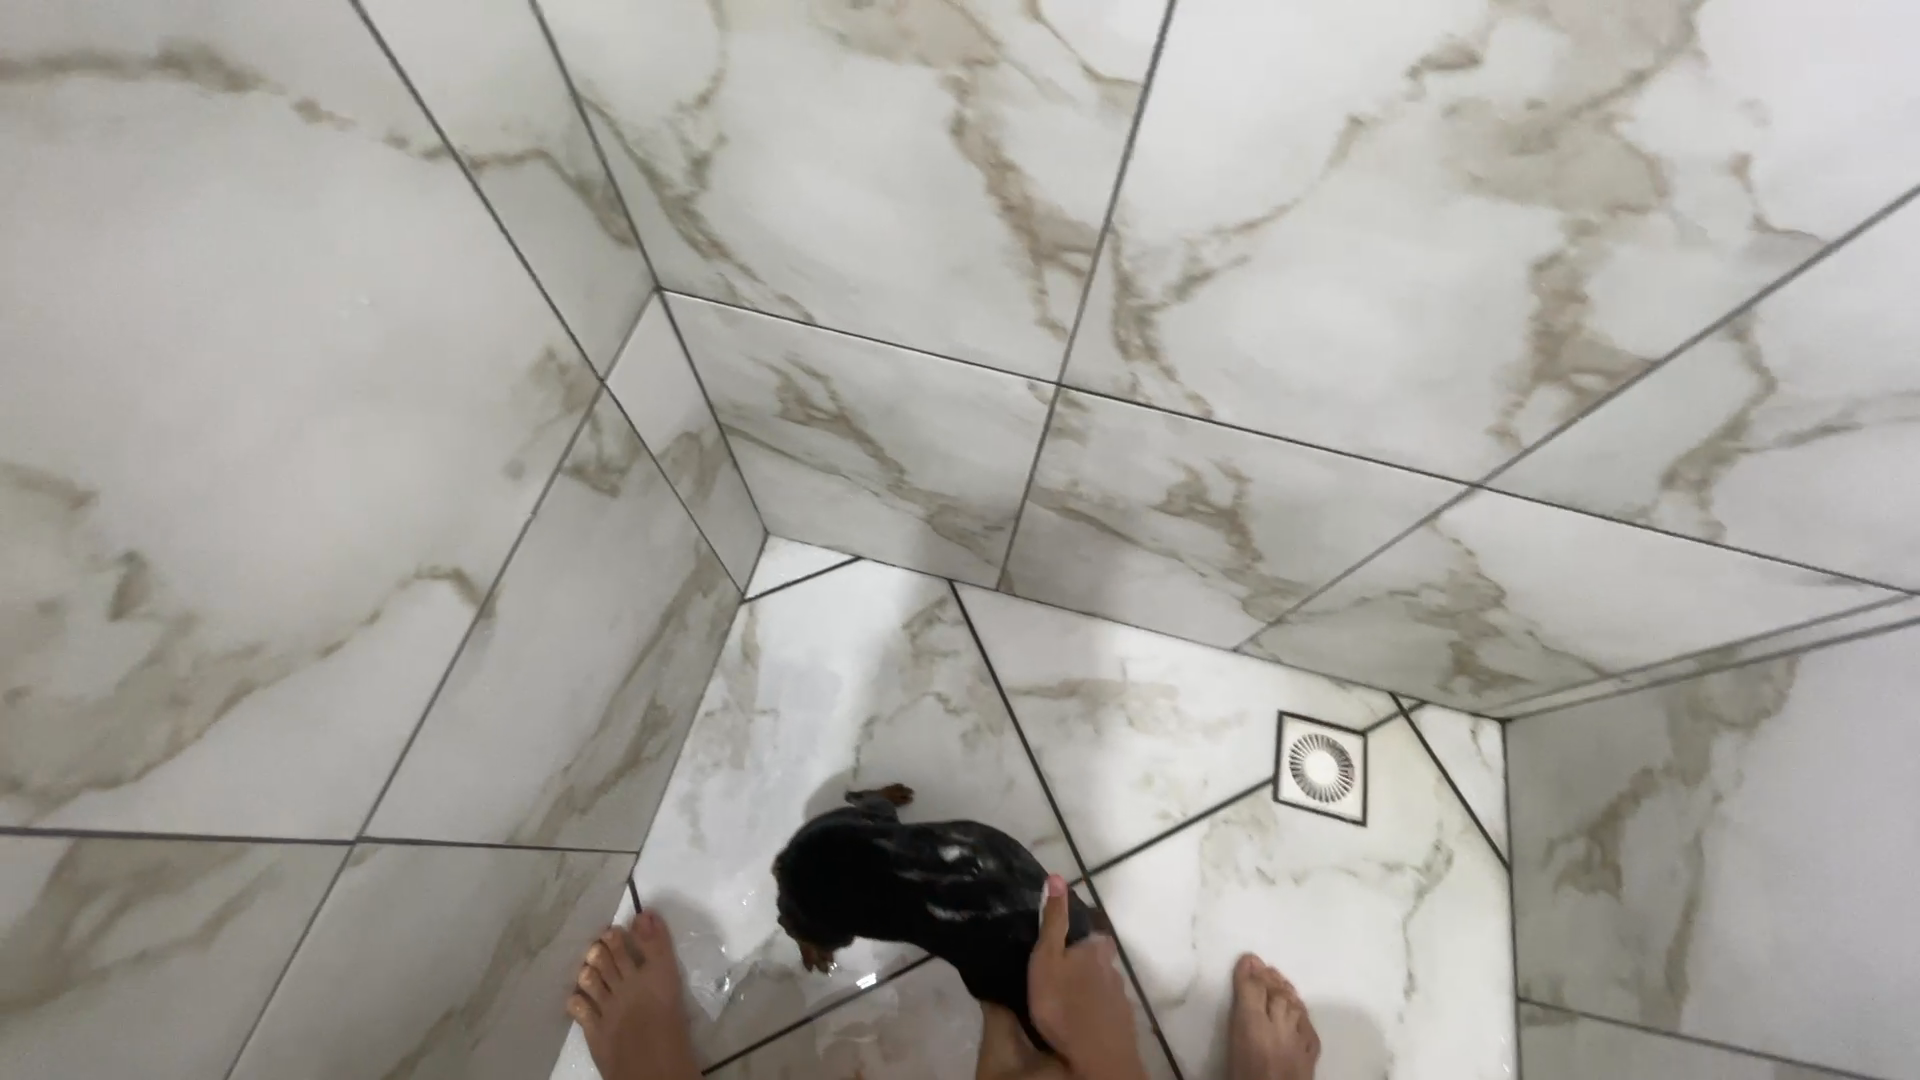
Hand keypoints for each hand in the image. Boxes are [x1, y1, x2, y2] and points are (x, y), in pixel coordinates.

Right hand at [1028, 876, 1146, 1079]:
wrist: (1098, 1061)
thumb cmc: (1064, 1005)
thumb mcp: (1047, 957)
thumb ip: (1053, 919)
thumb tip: (1056, 876)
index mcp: (1095, 948)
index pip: (1089, 930)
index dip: (1076, 934)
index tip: (1059, 944)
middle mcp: (1113, 968)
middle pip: (1097, 957)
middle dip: (1083, 962)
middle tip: (1059, 973)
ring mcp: (1121, 998)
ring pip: (1103, 984)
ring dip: (1089, 988)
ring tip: (1068, 998)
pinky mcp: (1124, 1025)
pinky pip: (1107, 1010)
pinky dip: (1096, 1011)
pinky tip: (1083, 1020)